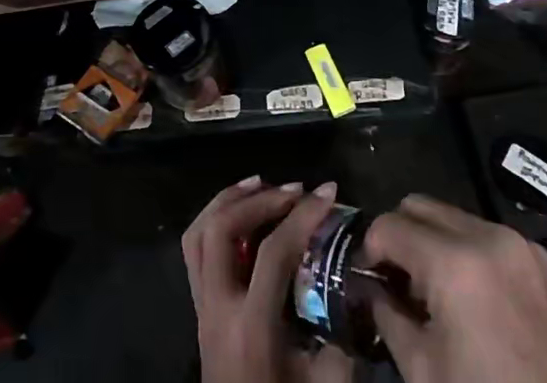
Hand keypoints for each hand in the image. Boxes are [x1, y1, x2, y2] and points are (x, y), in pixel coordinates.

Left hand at [183, 177, 352, 382]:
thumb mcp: (325, 382)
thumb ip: (343, 338)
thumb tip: (352, 288)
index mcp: (251, 327)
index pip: (272, 253)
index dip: (302, 217)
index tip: (327, 192)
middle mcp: (218, 307)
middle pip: (223, 230)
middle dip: (259, 200)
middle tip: (294, 188)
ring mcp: (201, 306)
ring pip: (198, 233)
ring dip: (228, 200)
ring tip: (261, 183)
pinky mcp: (198, 307)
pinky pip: (194, 248)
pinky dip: (214, 219)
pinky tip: (238, 211)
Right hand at [363, 195, 546, 382]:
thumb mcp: (422, 368)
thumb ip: (387, 314)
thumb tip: (372, 288)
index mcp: (453, 262)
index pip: (388, 226)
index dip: (369, 249)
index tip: (368, 278)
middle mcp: (488, 237)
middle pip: (419, 206)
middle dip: (400, 235)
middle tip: (397, 279)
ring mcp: (521, 246)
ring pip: (454, 217)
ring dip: (433, 241)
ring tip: (434, 289)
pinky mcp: (544, 262)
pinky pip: (489, 236)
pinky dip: (469, 251)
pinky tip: (473, 295)